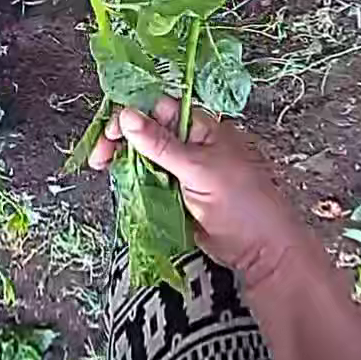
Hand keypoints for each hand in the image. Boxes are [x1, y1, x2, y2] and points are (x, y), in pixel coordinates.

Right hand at [89, 97, 315, 287]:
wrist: (260, 250)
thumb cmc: (240, 200)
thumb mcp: (198, 168)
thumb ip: (160, 145)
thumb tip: (126, 115)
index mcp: (197, 125)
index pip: (155, 109)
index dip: (130, 116)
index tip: (110, 132)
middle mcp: (185, 142)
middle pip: (143, 131)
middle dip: (120, 139)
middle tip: (99, 157)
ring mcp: (178, 169)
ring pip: (140, 156)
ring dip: (121, 160)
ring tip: (101, 166)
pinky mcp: (172, 194)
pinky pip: (145, 181)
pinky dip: (129, 181)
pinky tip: (116, 181)